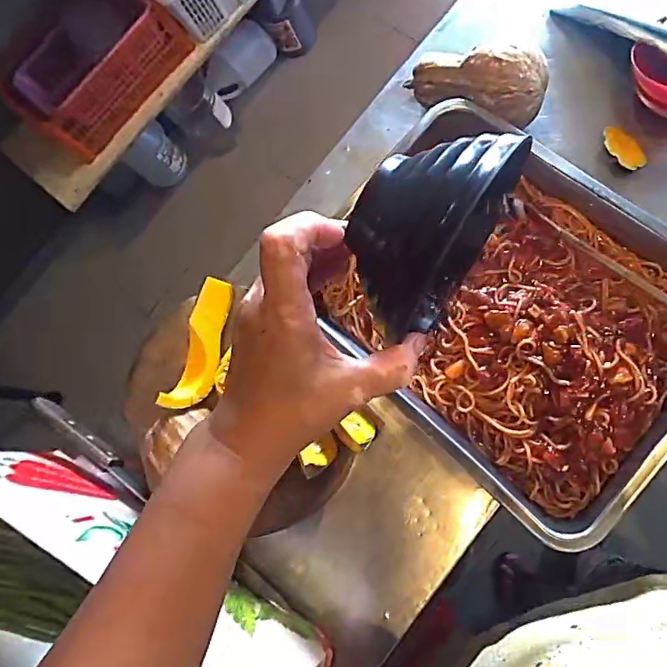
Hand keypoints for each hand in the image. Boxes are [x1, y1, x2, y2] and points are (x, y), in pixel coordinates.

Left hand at [206, 213, 423, 476]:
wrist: (246, 439)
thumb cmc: (293, 415)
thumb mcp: (352, 391)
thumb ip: (393, 367)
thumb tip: (420, 343)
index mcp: (284, 312)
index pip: (280, 244)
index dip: (312, 227)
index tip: (346, 238)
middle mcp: (262, 302)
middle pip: (282, 244)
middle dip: (322, 237)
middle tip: (359, 248)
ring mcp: (253, 309)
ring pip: (279, 261)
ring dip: (314, 254)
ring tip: (351, 262)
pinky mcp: (254, 319)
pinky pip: (278, 280)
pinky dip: (305, 273)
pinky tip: (332, 285)